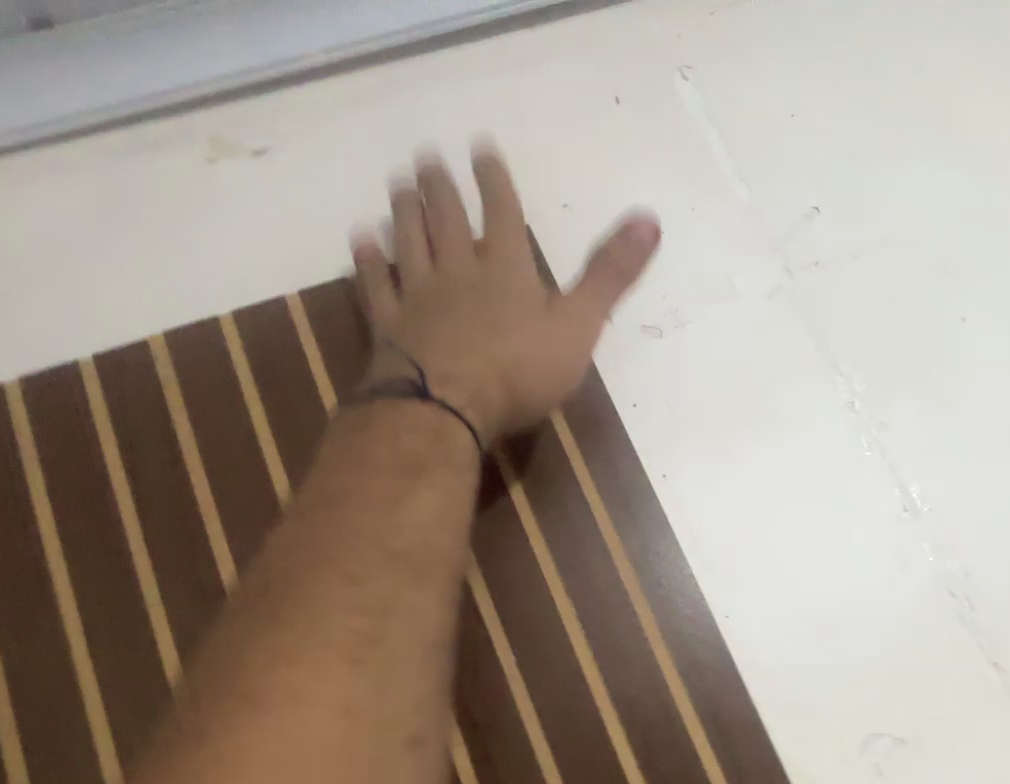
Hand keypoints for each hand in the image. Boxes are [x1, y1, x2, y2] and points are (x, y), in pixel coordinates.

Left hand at [351, 146, 661, 444]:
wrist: (445, 410)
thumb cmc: (519, 372)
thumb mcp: (579, 325)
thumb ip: (609, 275)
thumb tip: (650, 219)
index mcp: (506, 269)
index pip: (501, 212)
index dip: (493, 180)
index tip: (480, 148)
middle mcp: (458, 272)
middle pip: (446, 220)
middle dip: (440, 187)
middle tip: (426, 157)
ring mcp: (418, 299)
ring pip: (408, 243)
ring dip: (404, 212)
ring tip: (398, 184)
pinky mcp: (389, 328)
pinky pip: (375, 286)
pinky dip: (366, 261)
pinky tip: (359, 240)